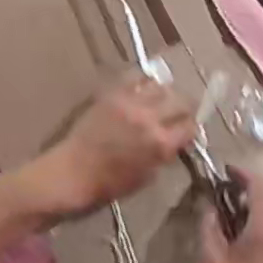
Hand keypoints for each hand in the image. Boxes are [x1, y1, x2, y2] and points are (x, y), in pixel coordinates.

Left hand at [20, 73, 193, 219]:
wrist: (71, 173)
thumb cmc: (108, 185)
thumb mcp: (146, 177)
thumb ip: (163, 155)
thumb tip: (171, 142)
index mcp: (161, 144)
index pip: (190, 126)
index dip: (190, 128)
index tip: (185, 130)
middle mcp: (149, 119)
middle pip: (181, 100)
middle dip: (183, 106)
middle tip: (177, 112)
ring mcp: (129, 103)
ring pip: (160, 85)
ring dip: (163, 92)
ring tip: (158, 99)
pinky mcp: (110, 94)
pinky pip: (133, 78)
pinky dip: (141, 81)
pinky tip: (139, 89)